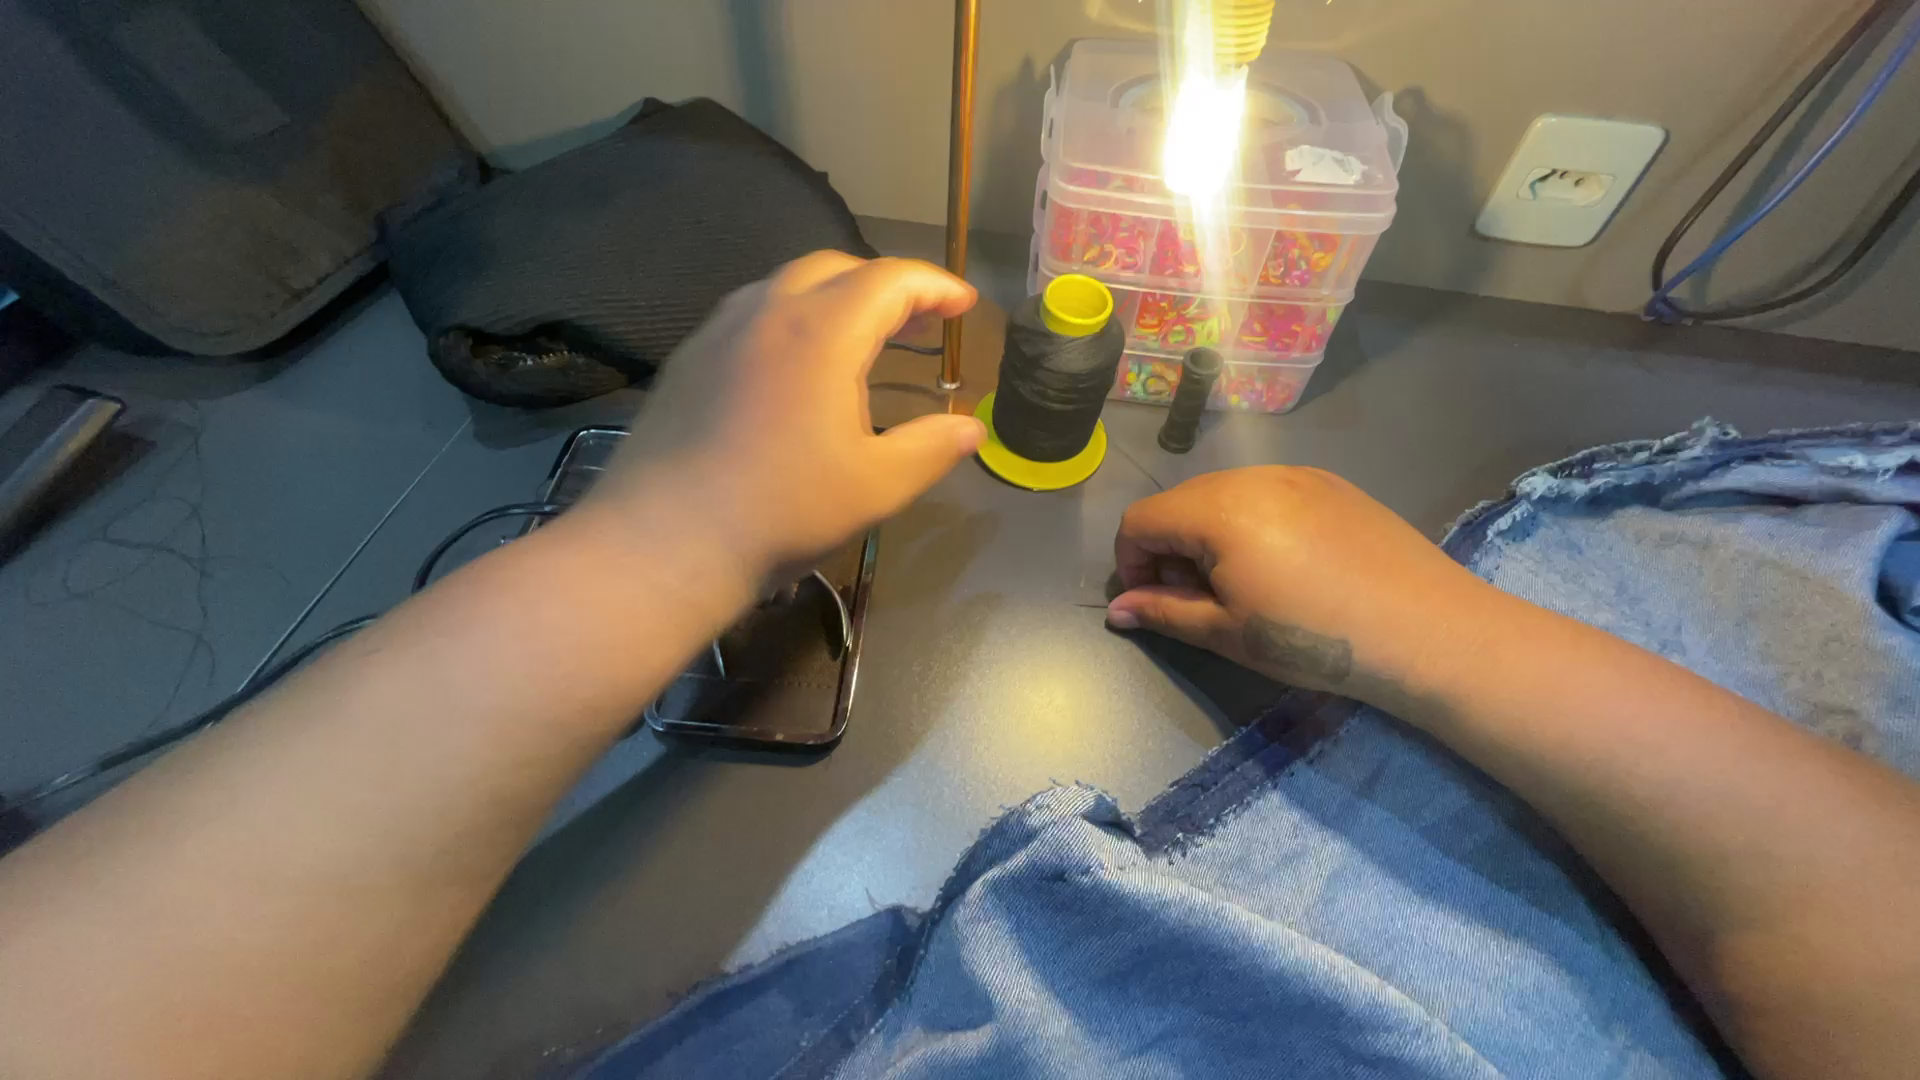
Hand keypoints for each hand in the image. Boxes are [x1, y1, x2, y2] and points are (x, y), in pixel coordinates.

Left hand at [585, 252, 985, 583]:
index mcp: (820, 332)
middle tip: (918, 321)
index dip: (935, 286)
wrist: (665, 542)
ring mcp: (718, 332)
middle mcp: (766, 312)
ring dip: (836, 298)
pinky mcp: (688, 360)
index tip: (964, 305)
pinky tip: (796, 368)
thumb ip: (931, 448)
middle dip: (886, 285)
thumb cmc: (783, 512)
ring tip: (862, 339)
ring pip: (786, 286)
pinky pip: (751, 315)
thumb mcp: (877, 486)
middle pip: (836, 268)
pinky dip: (792, 320)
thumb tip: (972, 428)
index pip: (889, 280)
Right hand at [1107, 467, 1485, 700]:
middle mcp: (1252, 477)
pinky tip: (1284, 565)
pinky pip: (1264, 493)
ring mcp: (1296, 475)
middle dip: (1169, 549)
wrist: (1431, 632)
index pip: (1141, 520)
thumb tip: (1117, 610)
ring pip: (1221, 495)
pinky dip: (1248, 522)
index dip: (1131, 562)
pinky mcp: (1330, 484)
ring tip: (1241, 583)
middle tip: (1198, 598)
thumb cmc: (1315, 639)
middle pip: (1179, 502)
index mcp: (1219, 510)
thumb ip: (1163, 612)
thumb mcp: (1228, 633)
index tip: (1153, 601)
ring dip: (1206, 534)